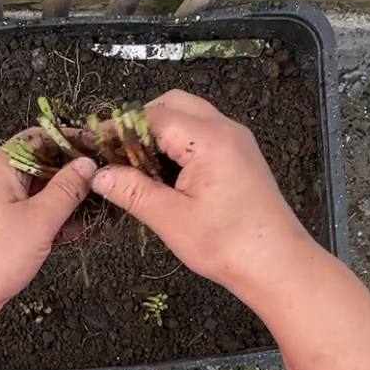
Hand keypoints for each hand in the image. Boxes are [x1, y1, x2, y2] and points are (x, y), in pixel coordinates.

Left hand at [0, 132, 95, 317]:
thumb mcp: (40, 219)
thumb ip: (67, 188)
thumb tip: (86, 165)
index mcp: (0, 168)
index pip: (39, 137)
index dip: (70, 140)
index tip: (98, 148)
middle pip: (40, 165)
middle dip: (72, 174)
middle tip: (103, 182)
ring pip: (38, 193)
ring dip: (65, 200)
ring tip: (96, 208)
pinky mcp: (0, 229)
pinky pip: (31, 215)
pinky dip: (52, 220)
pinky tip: (75, 231)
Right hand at [91, 90, 317, 291]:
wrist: (276, 264)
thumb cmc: (226, 244)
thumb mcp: (171, 219)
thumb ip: (133, 192)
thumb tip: (98, 175)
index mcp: (209, 140)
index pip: (153, 116)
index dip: (119, 128)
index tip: (93, 146)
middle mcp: (225, 130)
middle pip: (173, 104)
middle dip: (139, 123)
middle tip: (114, 154)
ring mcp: (235, 141)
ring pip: (188, 117)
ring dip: (158, 132)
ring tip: (133, 165)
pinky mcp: (238, 156)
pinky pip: (201, 134)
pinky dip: (176, 143)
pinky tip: (160, 173)